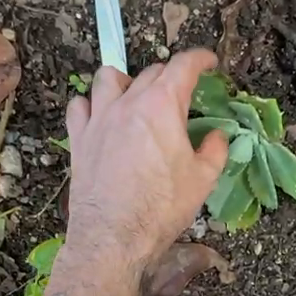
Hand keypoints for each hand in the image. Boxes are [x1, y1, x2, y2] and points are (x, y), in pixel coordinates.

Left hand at [62, 49, 229, 274]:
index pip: (182, 67)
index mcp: (162, 106)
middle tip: (182, 93)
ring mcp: (99, 118)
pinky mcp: (79, 138)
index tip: (209, 62)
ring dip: (126, 81)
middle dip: (170, 76)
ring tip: (135, 96)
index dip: (199, 59)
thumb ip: (214, 150)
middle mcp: (128, 103)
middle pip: (150, 72)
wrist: (114, 236)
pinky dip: (93, 105)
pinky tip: (101, 117)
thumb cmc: (162, 208)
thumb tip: (217, 136)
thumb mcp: (203, 180)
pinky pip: (80, 106)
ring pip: (108, 78)